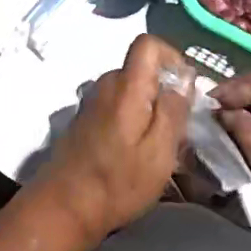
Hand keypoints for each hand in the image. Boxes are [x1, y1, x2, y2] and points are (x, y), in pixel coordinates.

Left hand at [29, 34, 189, 247]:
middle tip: (179, 129)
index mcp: (125, 86)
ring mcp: (93, 99)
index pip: (148, 43)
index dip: (172, 57)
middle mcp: (106, 83)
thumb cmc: (117, 182)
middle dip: (165, 91)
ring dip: (151, 109)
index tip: (185, 89)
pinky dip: (134, 118)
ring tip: (161, 147)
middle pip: (142, 69)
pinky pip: (119, 104)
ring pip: (132, 89)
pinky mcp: (87, 117)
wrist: (64, 206)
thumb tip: (184, 79)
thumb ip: (173, 111)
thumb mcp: (159, 152)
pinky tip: (138, 152)